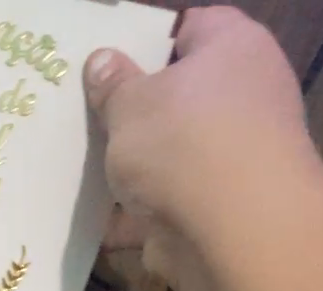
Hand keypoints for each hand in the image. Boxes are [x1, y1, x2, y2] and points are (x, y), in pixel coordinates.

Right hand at [84, 7, 322, 286]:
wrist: (233, 231)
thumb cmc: (182, 144)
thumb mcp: (131, 105)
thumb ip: (113, 84)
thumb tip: (102, 59)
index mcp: (232, 49)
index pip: (192, 26)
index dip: (148, 41)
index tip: (106, 64)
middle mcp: (242, 96)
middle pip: (178, 97)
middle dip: (134, 113)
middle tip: (85, 119)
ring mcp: (231, 156)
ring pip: (169, 155)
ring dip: (131, 169)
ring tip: (80, 172)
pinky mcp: (216, 207)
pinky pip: (163, 205)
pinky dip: (133, 216)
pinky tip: (95, 223)